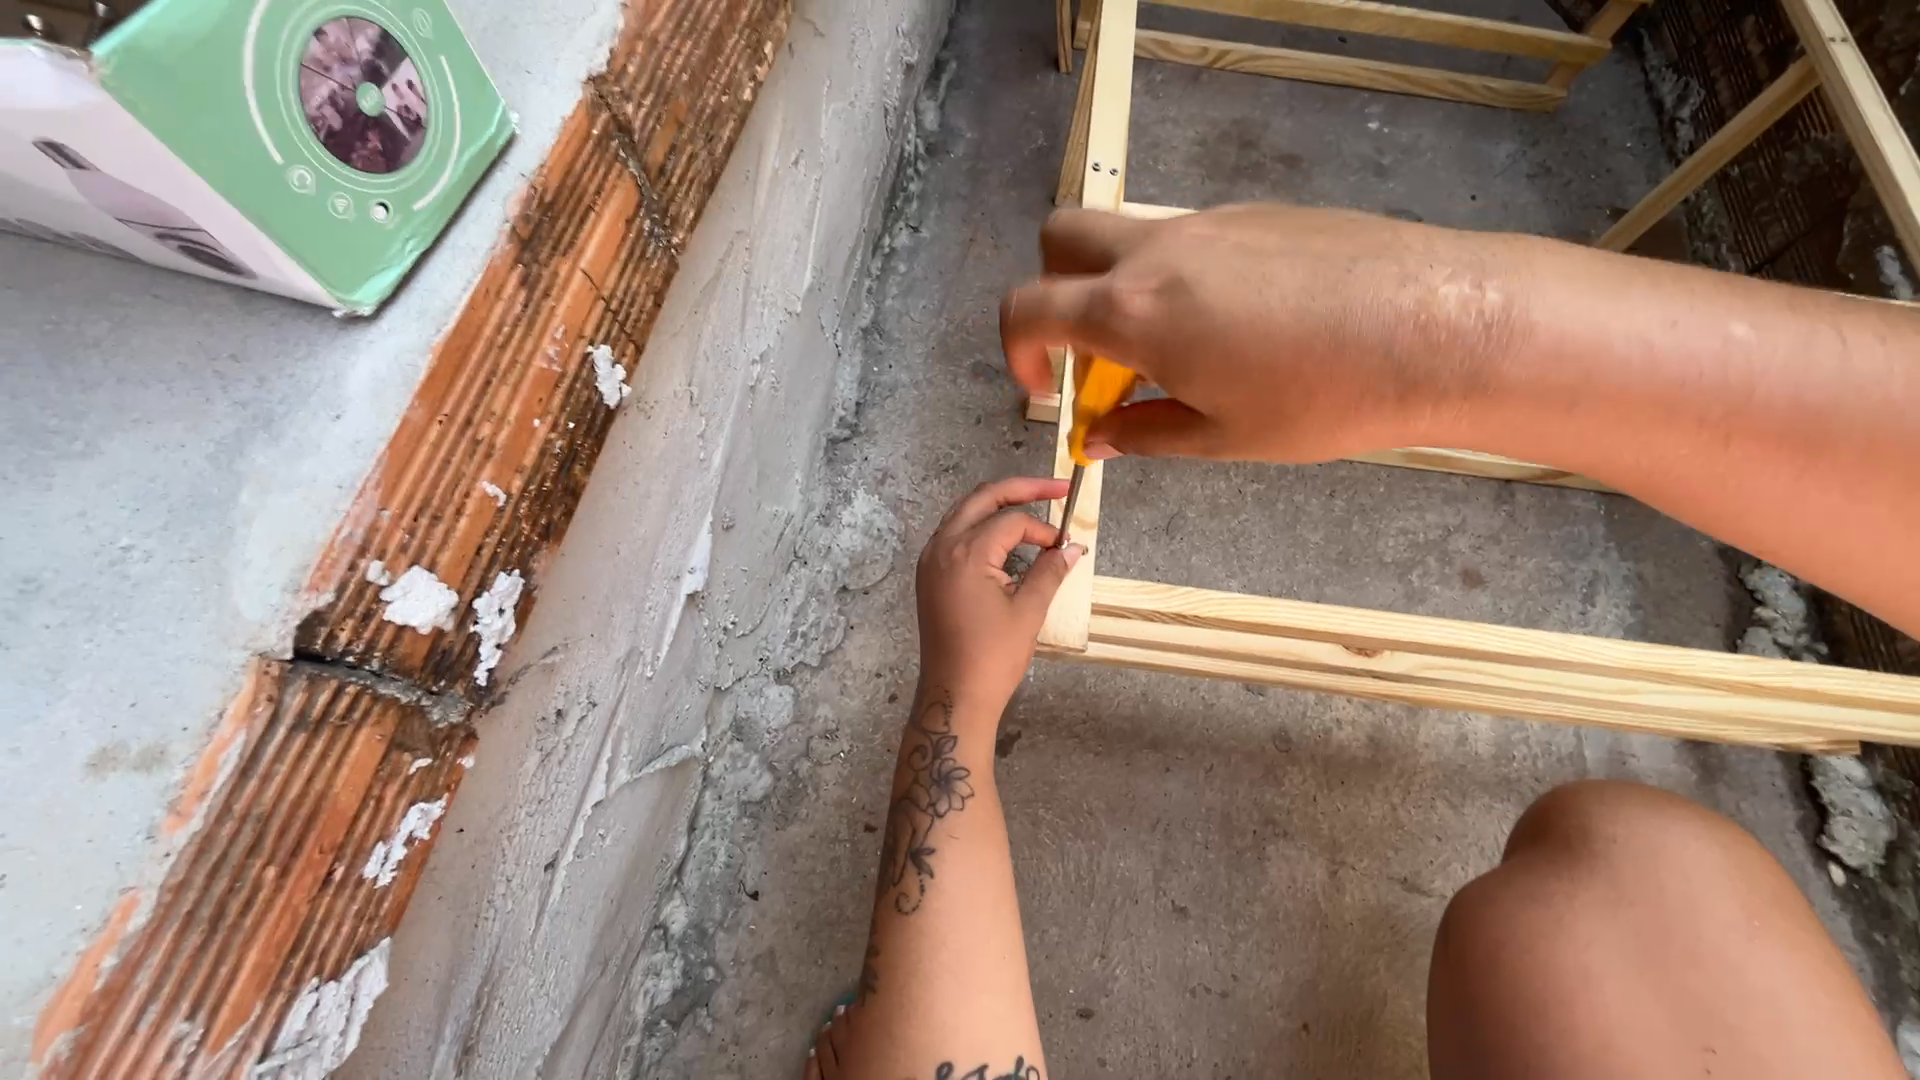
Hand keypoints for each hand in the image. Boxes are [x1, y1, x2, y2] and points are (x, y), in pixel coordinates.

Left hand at [916, 477, 1082, 711]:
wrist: (954, 694)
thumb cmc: (992, 656)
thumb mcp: (1029, 611)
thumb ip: (1051, 571)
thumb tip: (1073, 547)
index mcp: (965, 553)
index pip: (1011, 521)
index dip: (1042, 529)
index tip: (1063, 546)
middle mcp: (941, 547)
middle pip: (982, 498)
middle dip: (1020, 489)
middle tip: (1055, 488)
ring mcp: (930, 560)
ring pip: (964, 512)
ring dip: (997, 506)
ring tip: (1031, 508)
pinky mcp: (928, 574)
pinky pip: (954, 534)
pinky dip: (980, 527)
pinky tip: (1003, 539)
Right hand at [999, 203, 1529, 462]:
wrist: (1444, 326)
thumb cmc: (1322, 398)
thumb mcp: (1221, 437)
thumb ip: (1142, 433)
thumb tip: (1098, 437)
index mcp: (1134, 311)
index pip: (1028, 307)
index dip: (1016, 351)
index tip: (1044, 389)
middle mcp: (1158, 251)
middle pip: (1059, 238)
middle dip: (1051, 291)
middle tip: (1092, 351)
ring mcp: (1209, 222)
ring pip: (1127, 237)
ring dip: (1119, 289)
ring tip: (1179, 353)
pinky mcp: (1256, 213)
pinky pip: (1188, 238)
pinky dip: (1177, 279)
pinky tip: (1238, 326)